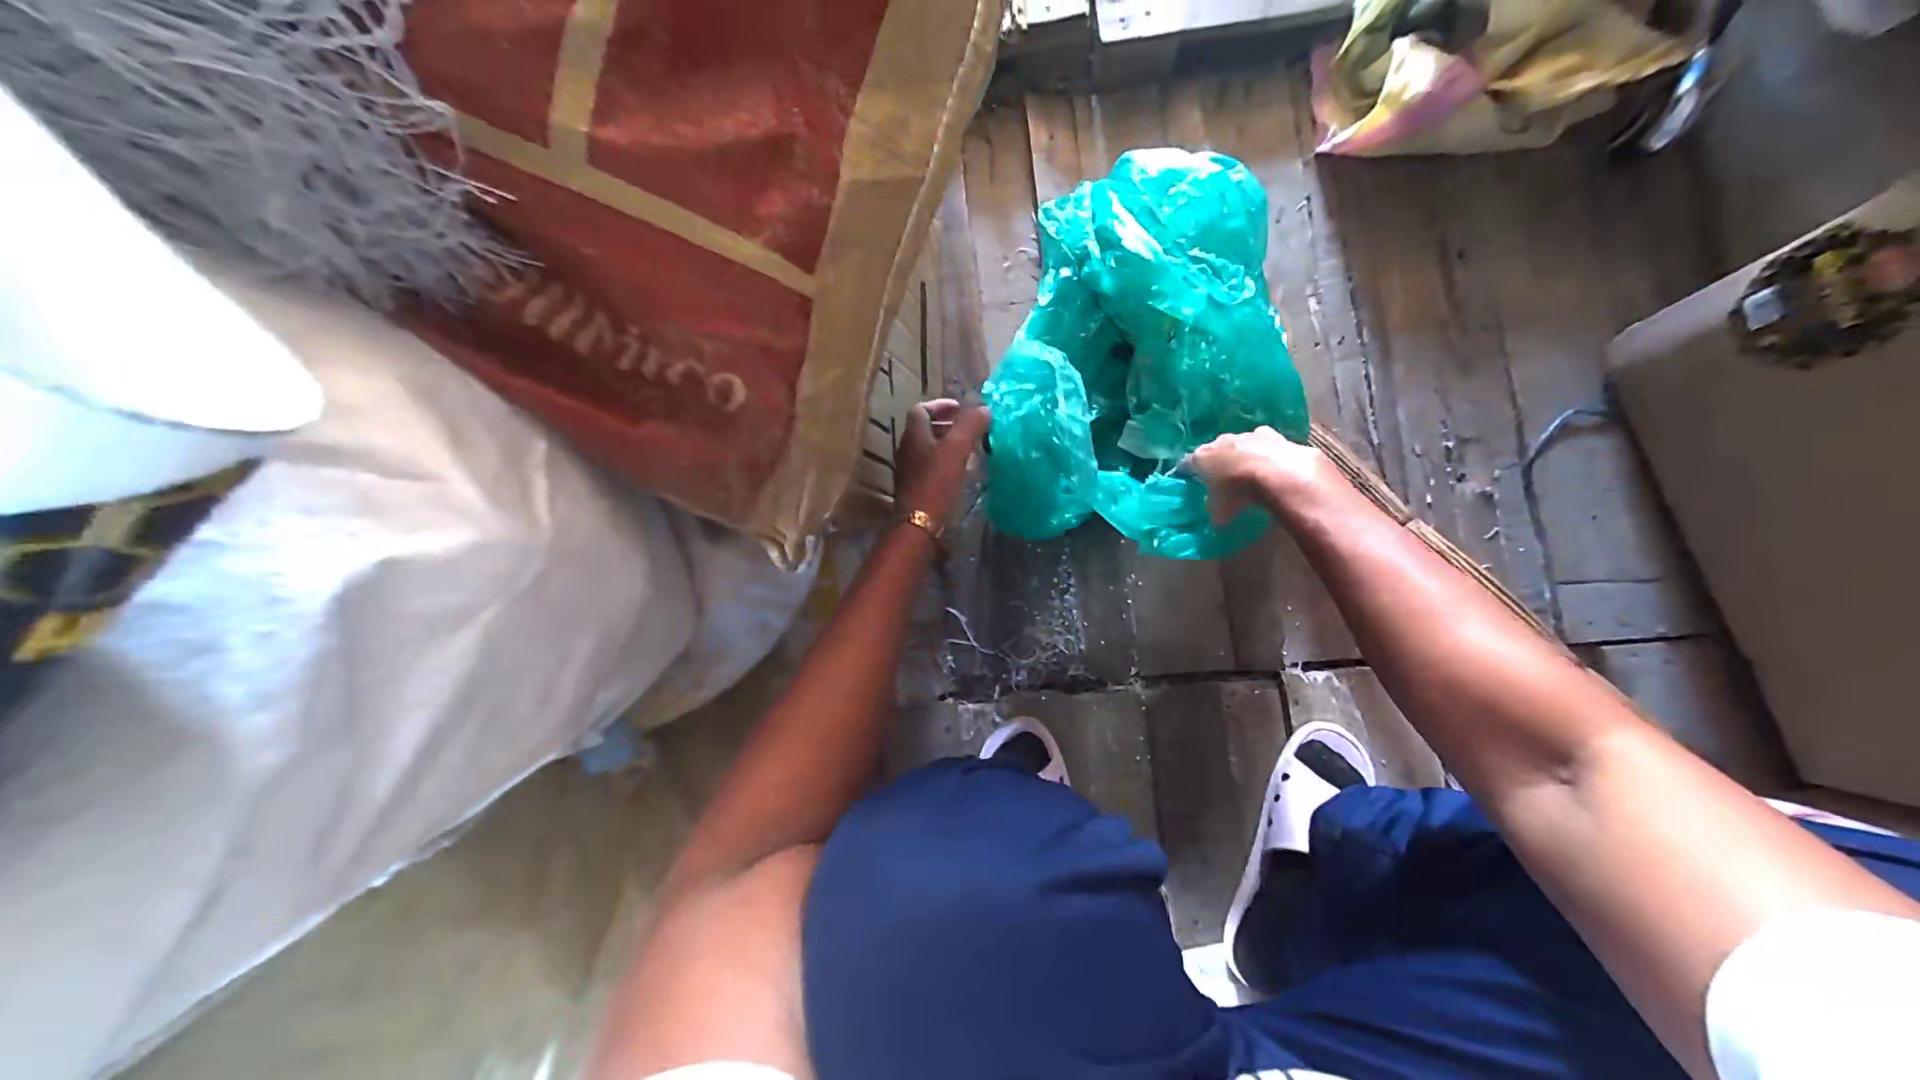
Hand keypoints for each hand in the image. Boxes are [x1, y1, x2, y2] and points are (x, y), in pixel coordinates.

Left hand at [894, 399, 989, 521]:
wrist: (919, 523)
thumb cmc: (937, 482)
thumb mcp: (957, 449)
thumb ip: (970, 426)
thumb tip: (984, 409)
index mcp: (914, 435)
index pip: (921, 409)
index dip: (941, 405)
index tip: (962, 409)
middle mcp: (907, 449)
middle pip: (924, 429)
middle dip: (946, 425)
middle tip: (968, 428)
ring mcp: (908, 470)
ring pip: (927, 448)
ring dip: (946, 444)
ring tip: (968, 449)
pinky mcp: (914, 488)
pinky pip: (929, 466)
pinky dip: (944, 462)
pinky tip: (959, 471)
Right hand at [1186, 426, 1333, 525]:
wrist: (1278, 474)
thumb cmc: (1239, 492)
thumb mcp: (1220, 510)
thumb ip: (1215, 509)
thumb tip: (1218, 518)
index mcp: (1202, 457)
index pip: (1188, 463)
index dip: (1189, 472)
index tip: (1190, 480)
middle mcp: (1221, 441)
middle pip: (1214, 450)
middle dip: (1218, 462)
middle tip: (1222, 479)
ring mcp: (1248, 436)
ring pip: (1240, 444)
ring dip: (1242, 455)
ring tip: (1250, 473)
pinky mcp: (1274, 435)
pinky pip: (1265, 444)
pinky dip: (1266, 453)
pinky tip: (1273, 466)